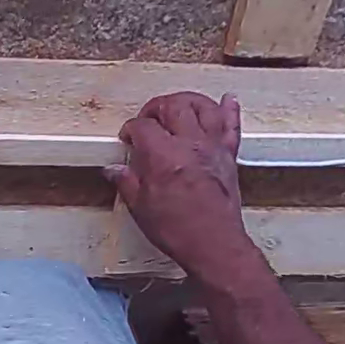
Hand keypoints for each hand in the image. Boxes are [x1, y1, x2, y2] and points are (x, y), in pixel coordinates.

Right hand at [106, 92, 266, 287]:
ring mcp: (212, 148)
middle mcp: (190, 144)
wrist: (213, 243)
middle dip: (156, 106)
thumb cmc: (176, 228)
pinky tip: (227, 100)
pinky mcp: (229, 157)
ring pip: (204, 107)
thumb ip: (126, 181)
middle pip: (174, 106)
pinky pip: (231, 126)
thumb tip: (113, 170)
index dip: (131, 128)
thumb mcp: (140, 206)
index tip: (127, 137)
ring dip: (188, 100)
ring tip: (176, 105)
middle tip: (147, 116)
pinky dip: (229, 110)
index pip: (144, 126)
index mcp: (163, 155)